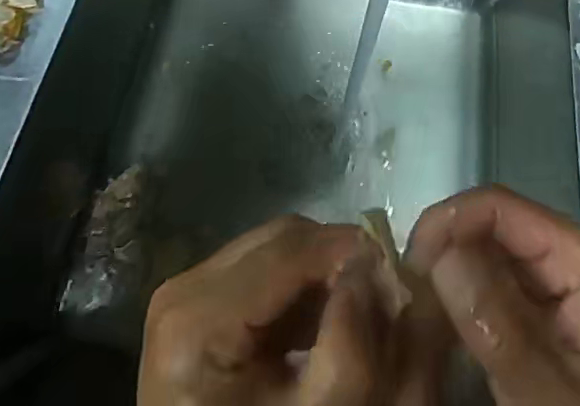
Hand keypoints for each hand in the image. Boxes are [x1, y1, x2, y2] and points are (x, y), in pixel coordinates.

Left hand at [138, 214, 385, 405]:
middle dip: (340, 260)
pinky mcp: (195, 299)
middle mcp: (183, 290)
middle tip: (379, 297)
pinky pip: (263, 266)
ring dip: (323, 270)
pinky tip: (319, 322)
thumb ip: (352, 339)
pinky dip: (300, 285)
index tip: (396, 279)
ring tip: (352, 312)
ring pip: (280, 246)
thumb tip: (375, 261)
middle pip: (287, 239)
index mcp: (198, 320)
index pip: (294, 249)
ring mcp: (185, 291)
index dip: (354, 252)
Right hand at [406, 186, 579, 405]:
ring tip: (409, 316)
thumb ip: (500, 327)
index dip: (448, 223)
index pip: (500, 207)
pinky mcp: (531, 316)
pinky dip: (452, 305)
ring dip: (440, 280)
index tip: (405, 267)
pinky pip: (482, 291)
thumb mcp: (550, 394)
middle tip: (399, 300)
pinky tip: (430, 329)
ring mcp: (545, 285)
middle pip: (486, 227)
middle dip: (439, 253)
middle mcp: (562, 256)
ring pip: (479, 257)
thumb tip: (443, 254)